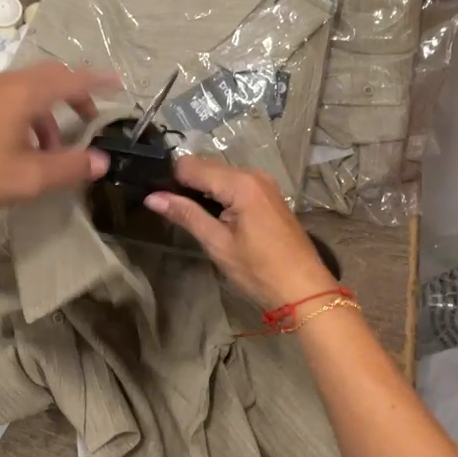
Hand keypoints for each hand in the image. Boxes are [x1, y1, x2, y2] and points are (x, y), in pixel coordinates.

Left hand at [0, 62, 116, 227]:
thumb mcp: (30, 177)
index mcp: (26, 92)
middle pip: (51, 78)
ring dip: (49, 113)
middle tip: (90, 118)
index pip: (73, 78)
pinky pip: (11, 101)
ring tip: (56, 149)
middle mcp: (7, 84)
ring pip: (30, 91)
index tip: (119, 83)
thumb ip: (70, 167)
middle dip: (74, 95)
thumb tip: (102, 161)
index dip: (98, 80)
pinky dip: (29, 117)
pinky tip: (25, 150)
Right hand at [145, 156, 337, 308]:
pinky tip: (215, 216)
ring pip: (219, 174)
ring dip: (202, 190)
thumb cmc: (259, 270)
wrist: (306, 291)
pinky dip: (219, 194)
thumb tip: (151, 197)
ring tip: (192, 217)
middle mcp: (253, 173)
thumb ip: (185, 214)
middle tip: (173, 212)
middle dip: (186, 184)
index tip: (160, 200)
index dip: (171, 179)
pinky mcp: (268, 194)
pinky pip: (234, 183)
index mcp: (240, 183)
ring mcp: (263, 183)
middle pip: (205, 166)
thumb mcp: (218, 243)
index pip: (190, 165)